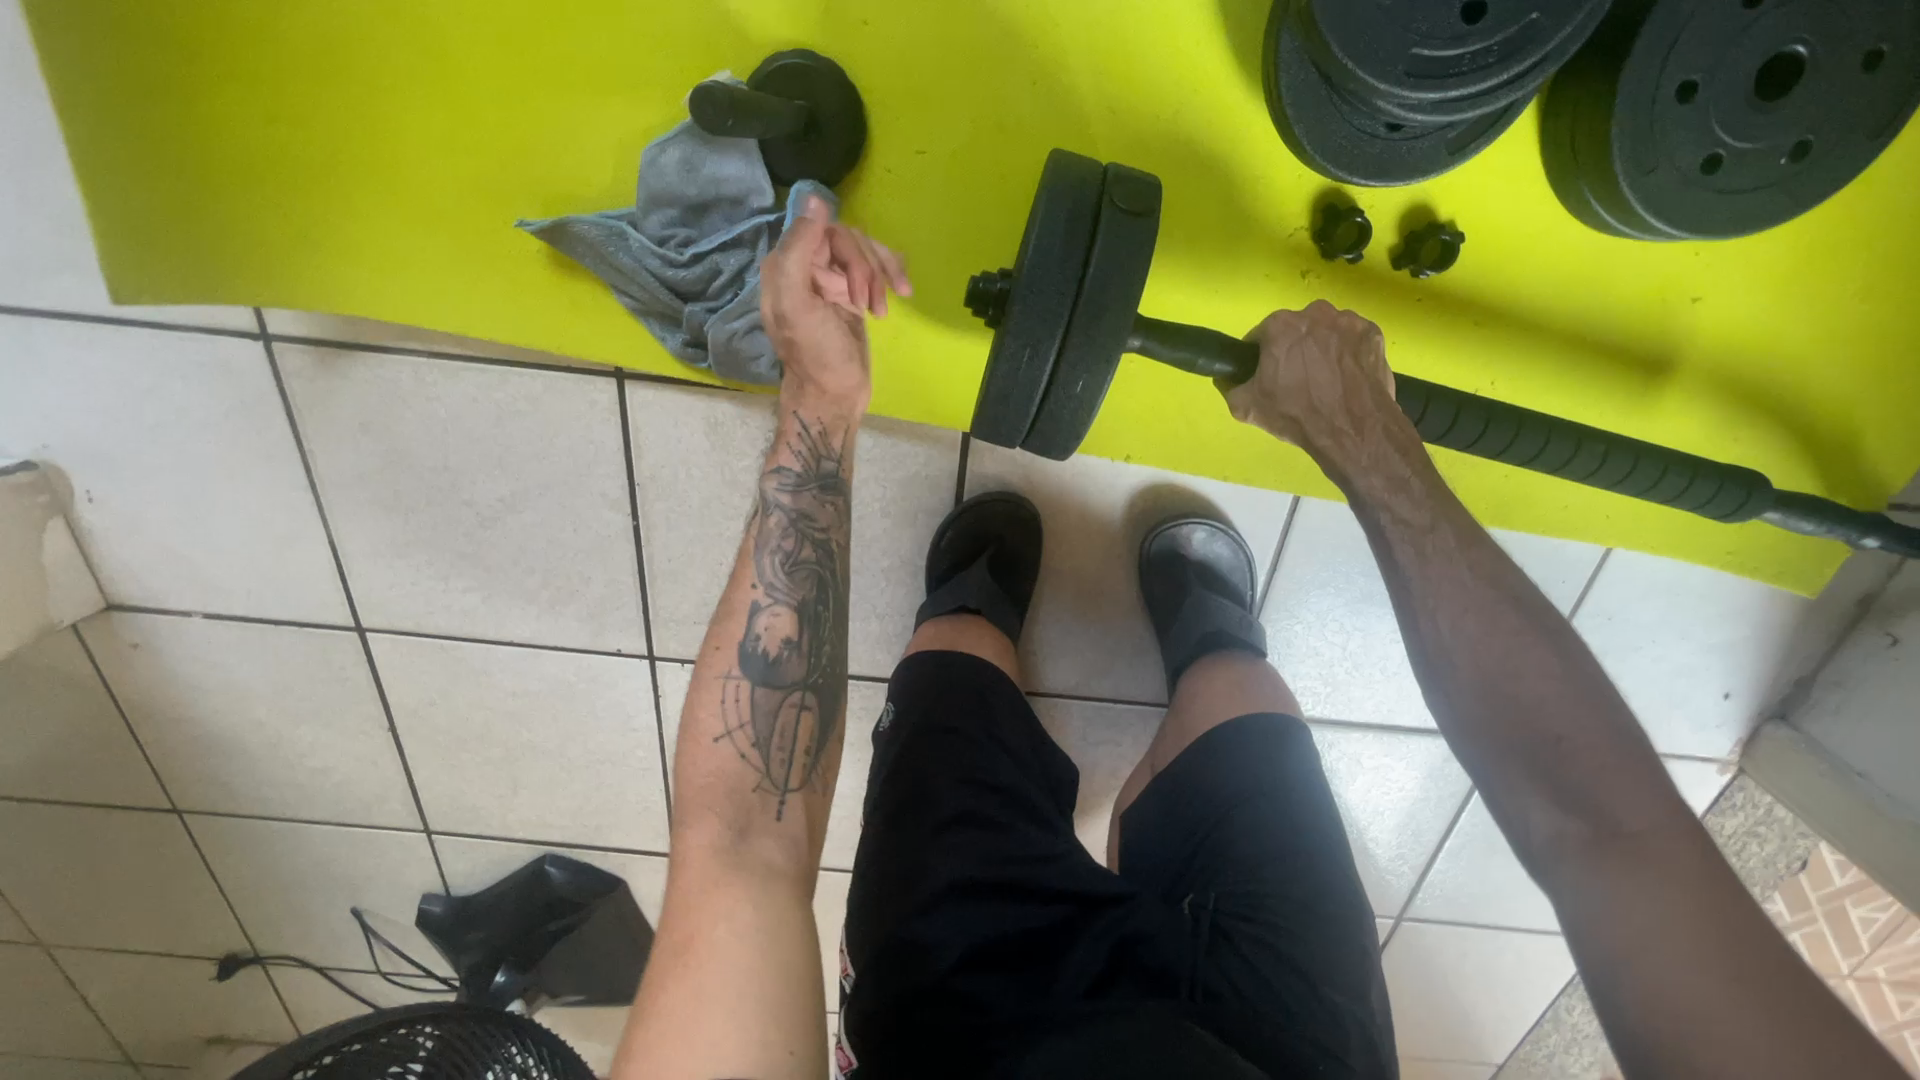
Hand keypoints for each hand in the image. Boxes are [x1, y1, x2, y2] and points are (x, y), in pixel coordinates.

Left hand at [760, 195, 911, 413]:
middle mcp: (805, 266)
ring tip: (881, 309)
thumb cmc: (816, 353)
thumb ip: (798, 250)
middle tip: (869, 304)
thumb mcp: (797, 303)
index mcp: (785, 264)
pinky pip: (875, 267)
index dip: (850, 252)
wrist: (835, 394)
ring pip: (865, 251)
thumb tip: (817, 200)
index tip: (859, 287)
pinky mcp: (851, 293)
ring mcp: (830, 279)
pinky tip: (900, 296)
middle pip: (848, 238)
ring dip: (881, 276)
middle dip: (867, 269)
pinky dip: (891, 277)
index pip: (824, 228)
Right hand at [1221, 300, 1405, 467]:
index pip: (1260, 336)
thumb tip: (1226, 380)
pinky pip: (1351, 340)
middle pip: (1295, 330)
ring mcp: (1348, 321)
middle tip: (1295, 380)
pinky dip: (1347, 353)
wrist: (1351, 428)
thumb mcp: (1246, 408)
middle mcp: (1314, 313)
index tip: (1264, 375)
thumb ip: (1230, 388)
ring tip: (1324, 380)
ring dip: (1321, 348)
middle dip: (1293, 349)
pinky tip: (1345, 377)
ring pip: (1325, 332)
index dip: (1258, 357)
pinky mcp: (1372, 333)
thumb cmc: (1295, 413)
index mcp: (1280, 325)